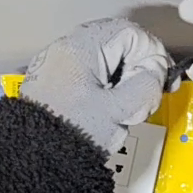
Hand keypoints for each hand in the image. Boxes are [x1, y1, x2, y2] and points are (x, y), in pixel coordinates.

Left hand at [20, 18, 171, 153]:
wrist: (33, 158)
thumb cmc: (70, 132)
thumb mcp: (119, 109)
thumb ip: (146, 85)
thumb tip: (157, 72)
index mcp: (82, 47)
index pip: (132, 34)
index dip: (153, 55)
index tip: (159, 78)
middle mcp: (67, 49)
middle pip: (118, 46)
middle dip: (137, 70)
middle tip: (144, 95)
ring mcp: (59, 66)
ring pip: (105, 62)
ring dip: (122, 82)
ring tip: (123, 110)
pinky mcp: (56, 84)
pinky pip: (89, 76)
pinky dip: (105, 90)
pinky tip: (107, 113)